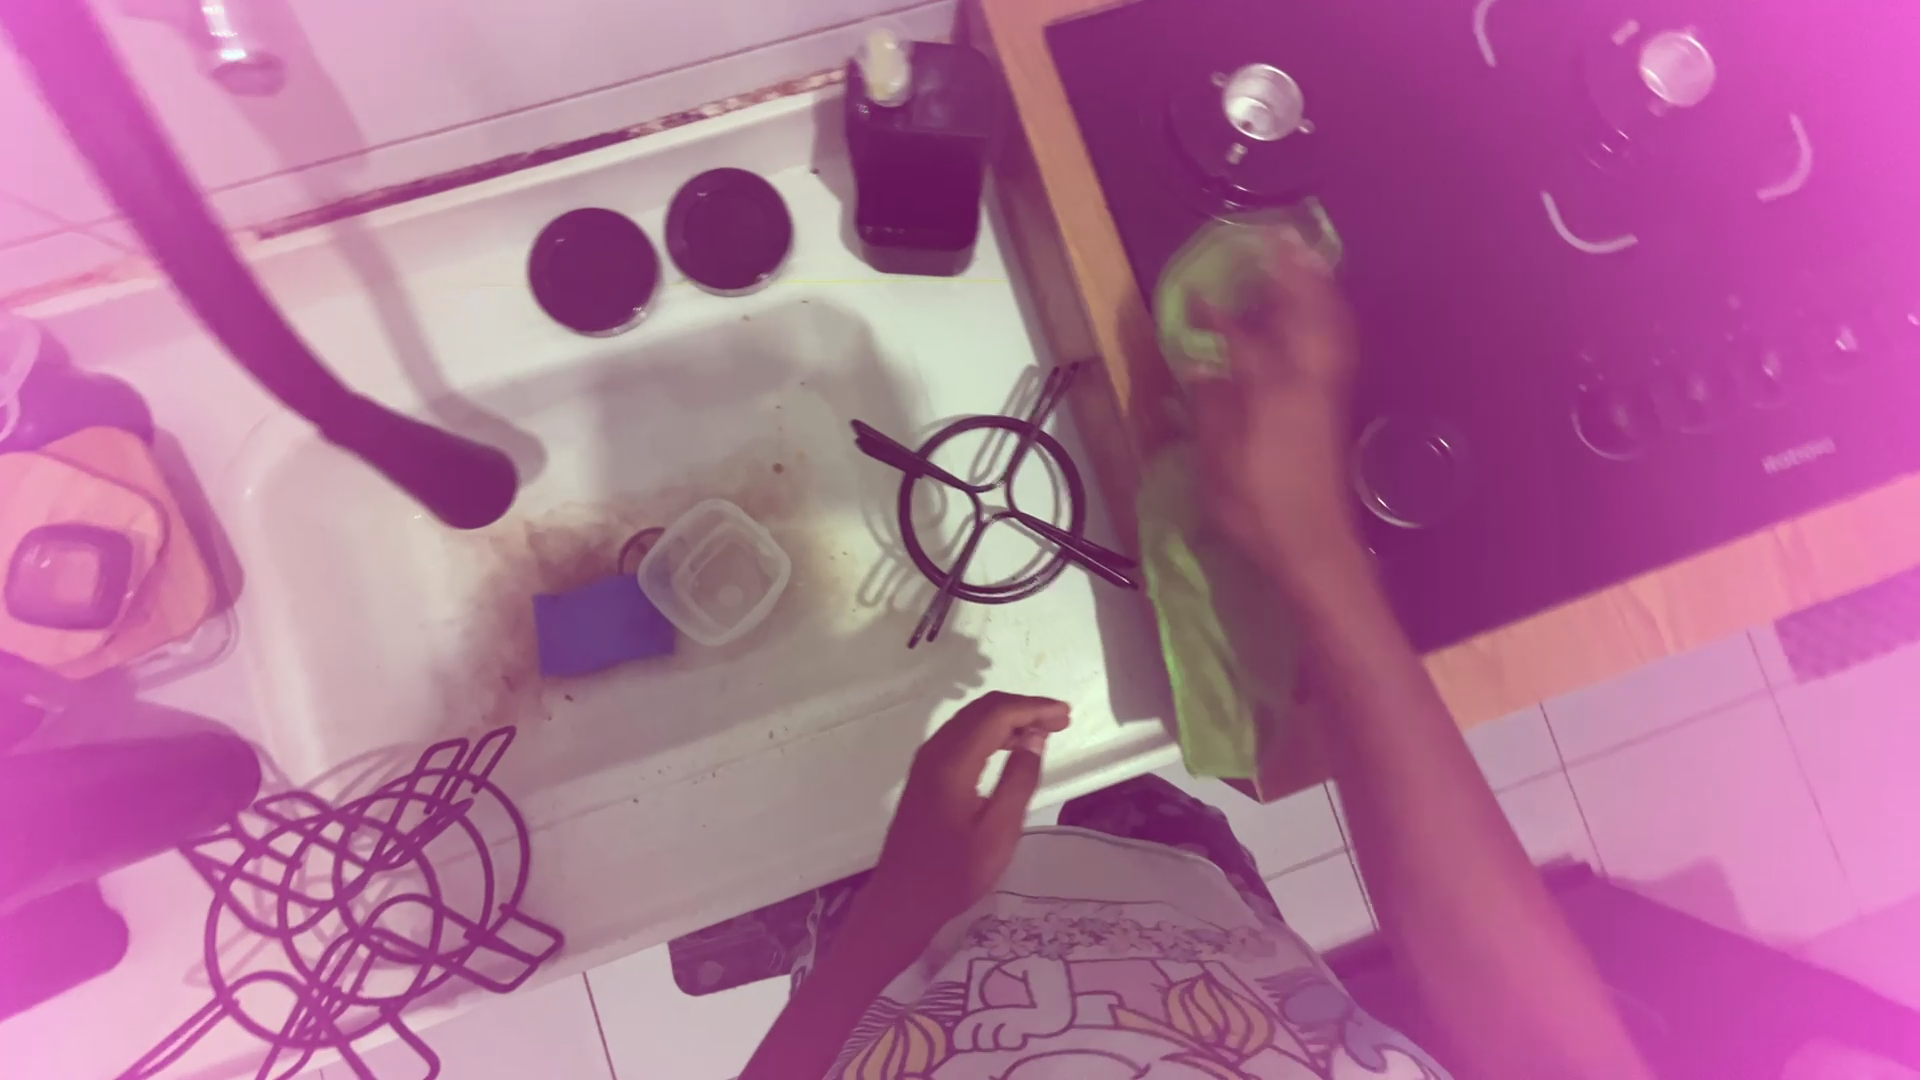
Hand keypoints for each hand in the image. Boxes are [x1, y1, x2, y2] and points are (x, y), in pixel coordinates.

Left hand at [859, 692, 1071, 947]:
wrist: (902, 900)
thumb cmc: (954, 872)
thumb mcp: (998, 831)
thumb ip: (1019, 780)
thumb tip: (1036, 736)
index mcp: (953, 760)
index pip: (997, 714)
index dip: (1034, 708)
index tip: (1065, 714)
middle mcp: (936, 749)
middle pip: (983, 709)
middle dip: (1023, 708)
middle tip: (1059, 720)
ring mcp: (927, 759)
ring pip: (971, 719)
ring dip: (1007, 718)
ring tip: (1042, 732)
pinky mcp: (926, 772)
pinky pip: (962, 735)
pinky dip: (990, 732)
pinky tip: (1011, 748)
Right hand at [1187, 236, 1360, 572]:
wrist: (1312, 544)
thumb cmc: (1256, 507)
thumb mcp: (1218, 461)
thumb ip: (1210, 406)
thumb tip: (1198, 363)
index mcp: (1271, 392)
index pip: (1242, 339)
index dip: (1217, 315)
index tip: (1194, 292)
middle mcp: (1306, 381)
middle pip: (1303, 313)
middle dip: (1289, 273)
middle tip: (1277, 236)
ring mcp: (1326, 392)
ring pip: (1328, 325)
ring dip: (1316, 288)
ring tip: (1304, 259)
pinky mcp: (1333, 406)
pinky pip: (1335, 344)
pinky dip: (1327, 317)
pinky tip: (1316, 314)